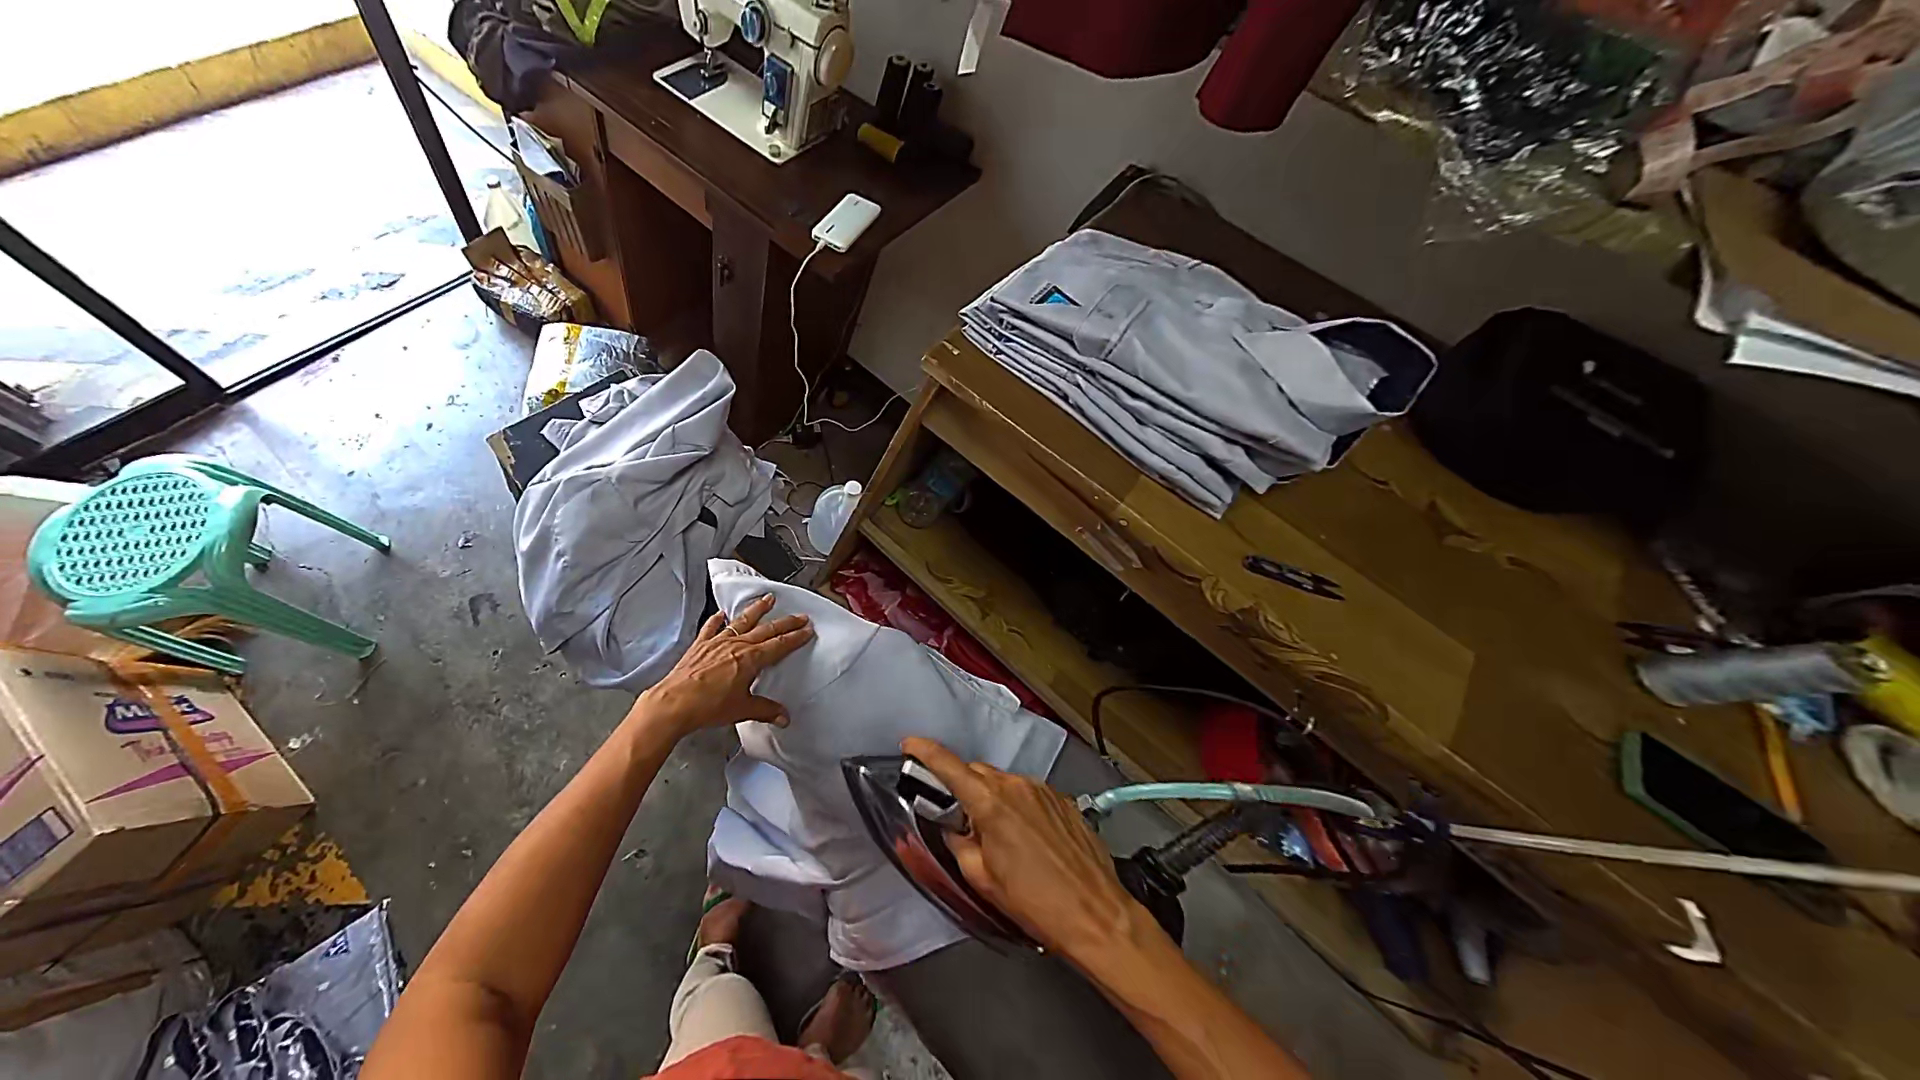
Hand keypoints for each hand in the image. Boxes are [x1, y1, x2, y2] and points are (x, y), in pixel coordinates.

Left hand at [635, 594, 812, 739]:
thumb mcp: (742, 709)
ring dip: (757, 610)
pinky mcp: (700, 646)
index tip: (806, 631)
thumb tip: (782, 716)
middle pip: (767, 629)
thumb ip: (766, 710)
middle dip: (785, 622)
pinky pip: (711, 628)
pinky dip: (717, 620)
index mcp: (750, 659)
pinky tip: (721, 614)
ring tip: (767, 600)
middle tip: (798, 616)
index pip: (780, 644)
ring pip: (742, 621)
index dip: (795, 637)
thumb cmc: (705, 706)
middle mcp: (735, 646)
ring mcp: (717, 643)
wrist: (673, 704)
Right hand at [902, 737, 1149, 962]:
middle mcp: (1018, 787)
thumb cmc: (1040, 904)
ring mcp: (1044, 791)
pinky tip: (1026, 841)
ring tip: (1000, 841)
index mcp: (992, 804)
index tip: (911, 745)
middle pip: (977, 773)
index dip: (925, 751)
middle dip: (962, 790)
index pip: (949, 766)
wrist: (1095, 915)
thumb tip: (953, 830)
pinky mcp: (1062, 801)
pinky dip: (1019, 808)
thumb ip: (959, 844)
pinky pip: (1029, 794)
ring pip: (1004, 783)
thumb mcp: (983, 880)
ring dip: (993, 801)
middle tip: (959, 823)